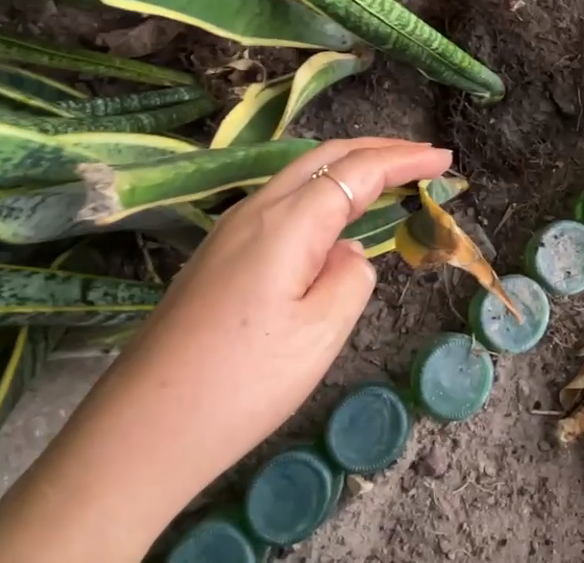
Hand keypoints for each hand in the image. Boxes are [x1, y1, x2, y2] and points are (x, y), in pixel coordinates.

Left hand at [0, 138, 451, 562]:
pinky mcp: (217, 257)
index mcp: (286, 223)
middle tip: (425, 157)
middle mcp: (255, 212)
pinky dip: (323, 190)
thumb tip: (346, 253)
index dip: (405, 160)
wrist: (137, 435)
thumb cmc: (240, 383)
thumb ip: (351, 279)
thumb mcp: (319, 334)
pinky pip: (282, 201)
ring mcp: (229, 232)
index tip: (446, 159)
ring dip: (349, 167)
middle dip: (379, 149)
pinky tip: (334, 215)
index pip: (357, 171)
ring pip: (300, 175)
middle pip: (326, 157)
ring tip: (389, 177)